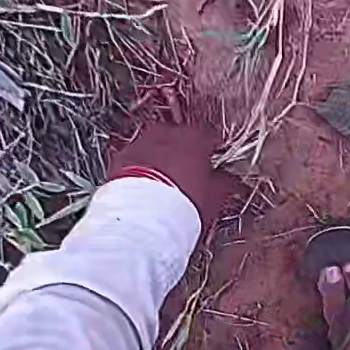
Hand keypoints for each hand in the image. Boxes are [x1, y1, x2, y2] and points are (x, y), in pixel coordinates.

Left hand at [109, 121, 242, 233]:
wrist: (143, 215)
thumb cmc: (183, 203)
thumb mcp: (215, 197)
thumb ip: (224, 183)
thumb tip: (230, 180)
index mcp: (194, 138)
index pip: (210, 135)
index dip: (214, 149)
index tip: (216, 161)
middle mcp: (166, 133)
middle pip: (179, 137)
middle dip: (185, 152)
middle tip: (191, 174)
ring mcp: (140, 143)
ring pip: (155, 146)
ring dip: (162, 159)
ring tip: (167, 184)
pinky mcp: (120, 158)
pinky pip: (136, 159)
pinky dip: (142, 168)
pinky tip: (148, 188)